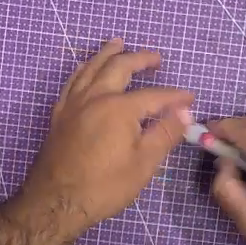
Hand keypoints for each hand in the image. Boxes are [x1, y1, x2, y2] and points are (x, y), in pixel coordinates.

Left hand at [21, 40, 193, 234]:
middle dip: (140, 59)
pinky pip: (72, 81)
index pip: (155, 96)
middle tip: (156, 58)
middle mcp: (95, 97)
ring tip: (118, 43)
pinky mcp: (59, 115)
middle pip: (119, 67)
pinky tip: (86, 69)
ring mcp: (73, 104)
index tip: (190, 98)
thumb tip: (184, 112)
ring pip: (91, 68)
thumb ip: (165, 133)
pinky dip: (83, 69)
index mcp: (119, 108)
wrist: (55, 202)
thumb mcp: (143, 164)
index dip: (175, 97)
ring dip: (107, 53)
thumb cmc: (104, 186)